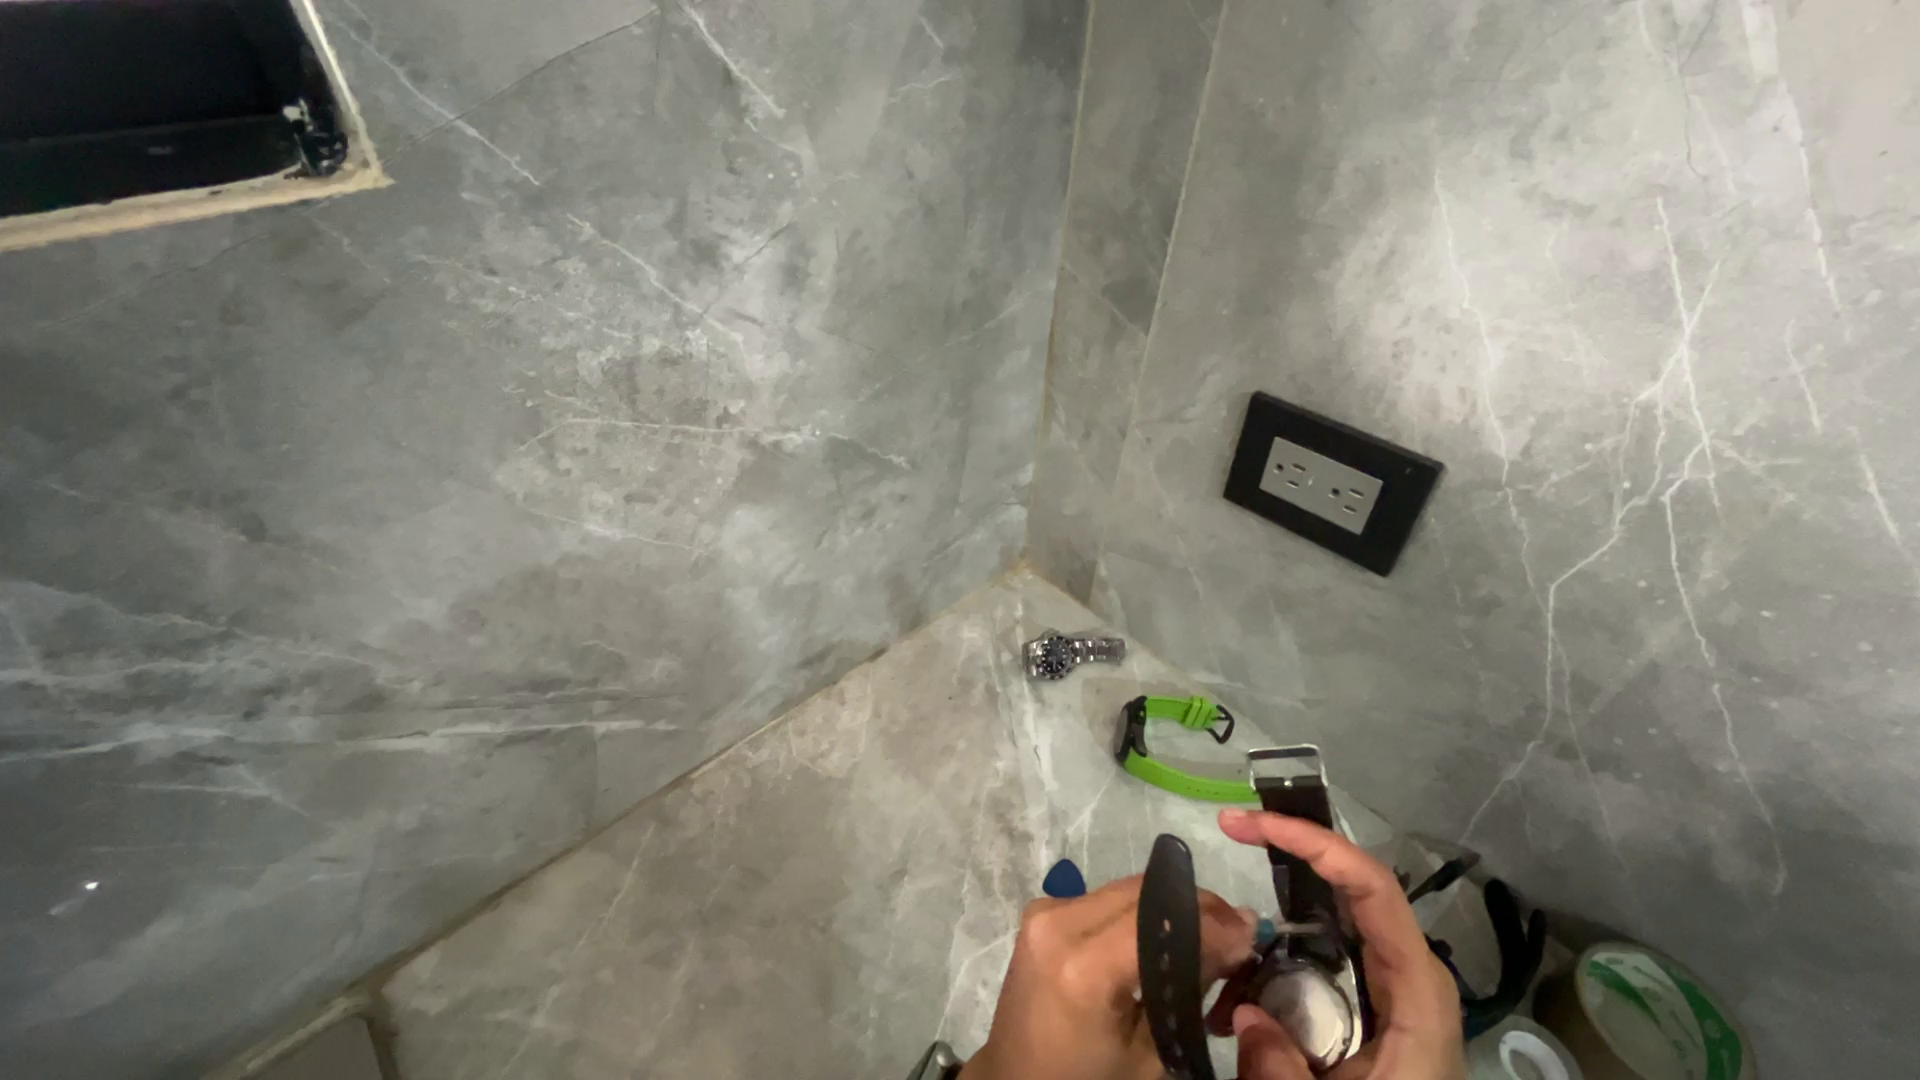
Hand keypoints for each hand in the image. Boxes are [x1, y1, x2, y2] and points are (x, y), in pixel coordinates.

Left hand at [959, 874, 1255, 1079]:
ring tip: (1212, 928)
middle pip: (1142, 893)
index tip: (1254, 930)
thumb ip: (1188, 989)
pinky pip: (1102, 898)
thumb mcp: (1150, 1053)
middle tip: (1240, 926)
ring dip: (1170, 903)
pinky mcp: (1040, 911)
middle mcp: (1057, 921)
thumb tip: (1236, 940)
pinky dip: (1140, 910)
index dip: (1212, 922)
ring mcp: (1044, 910)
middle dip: (1196, 905)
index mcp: (1082, 966)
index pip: (1160, 921)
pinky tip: (1167, 931)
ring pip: (1124, 889)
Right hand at [1217, 810, 1465, 1079]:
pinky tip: (1233, 990)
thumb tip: (1242, 1016)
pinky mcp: (1368, 1000)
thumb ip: (1285, 1071)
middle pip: (1349, 884)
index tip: (1258, 824)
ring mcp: (1387, 981)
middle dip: (1289, 847)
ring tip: (1218, 916)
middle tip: (1231, 826)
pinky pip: (1319, 952)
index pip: (1373, 887)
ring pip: (1329, 915)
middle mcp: (1406, 969)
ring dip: (1273, 906)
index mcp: (1416, 987)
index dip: (1318, 844)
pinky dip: (1274, 955)